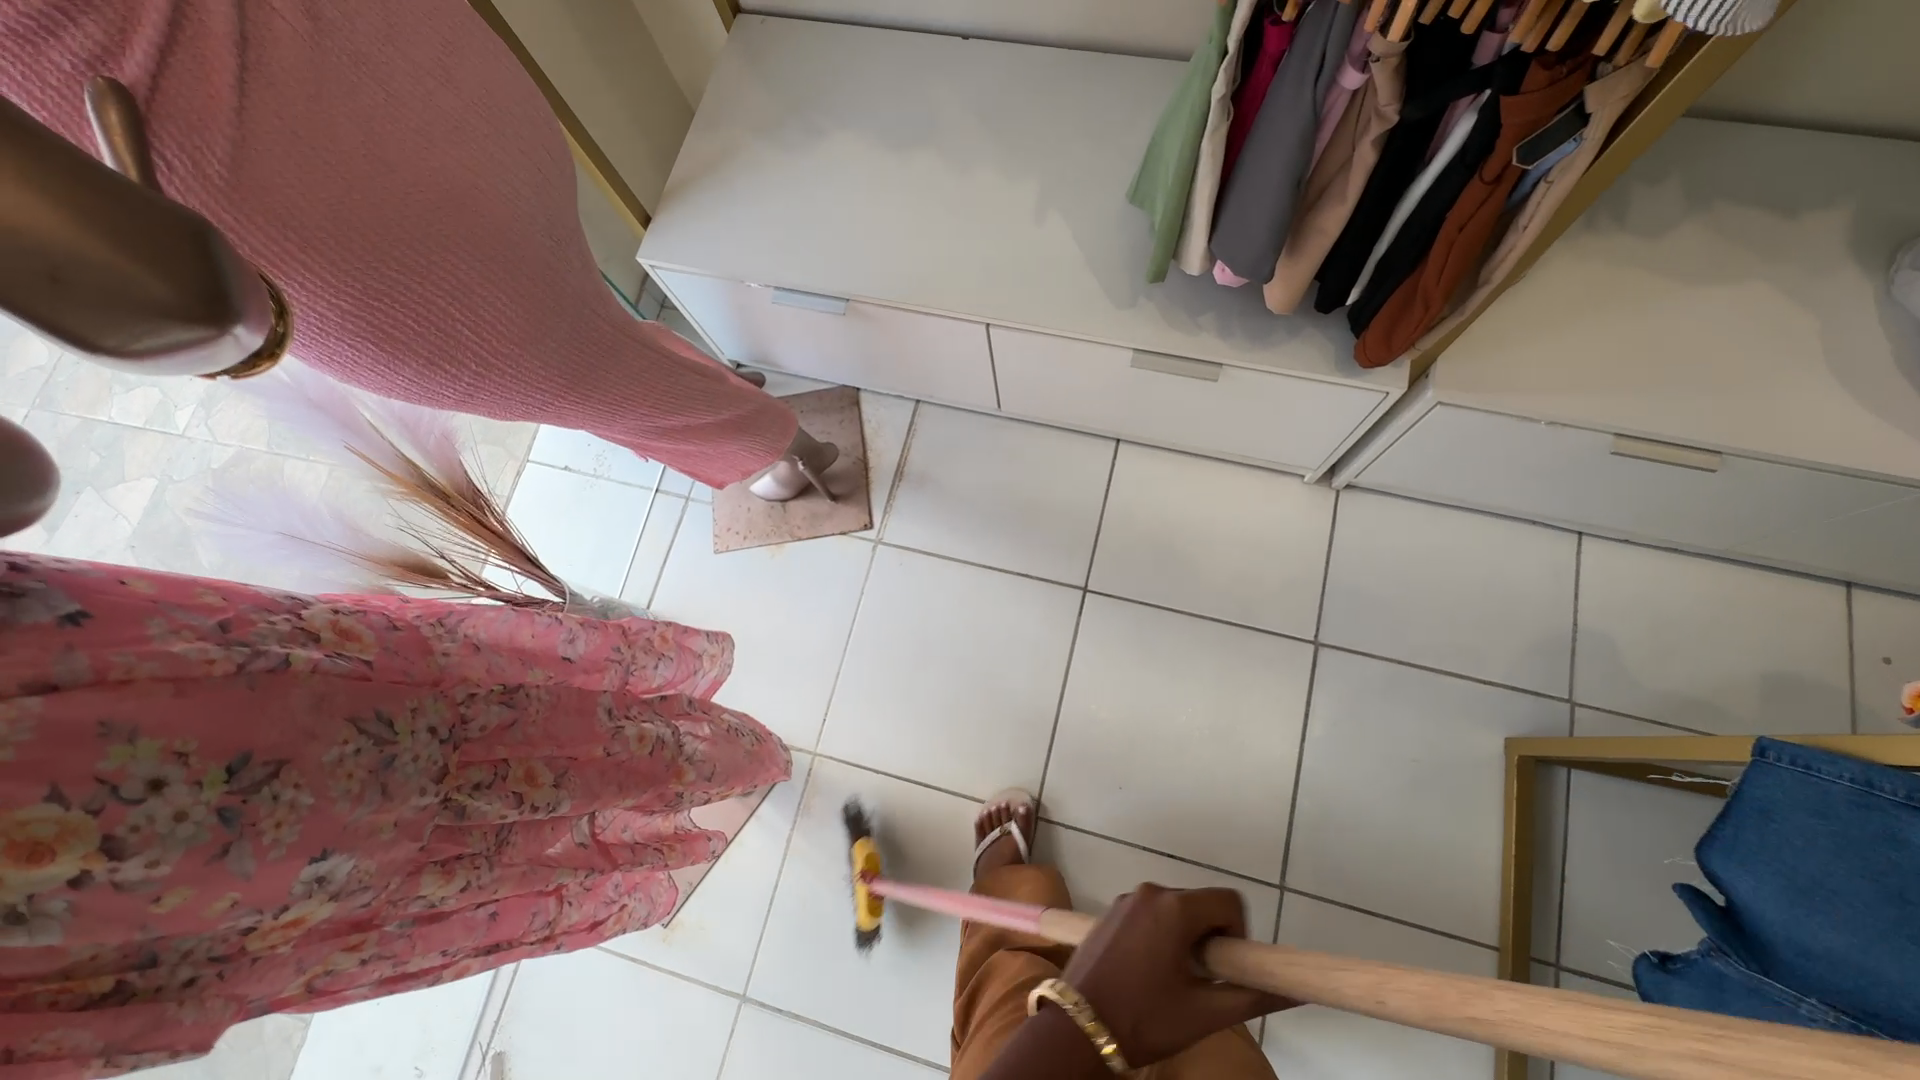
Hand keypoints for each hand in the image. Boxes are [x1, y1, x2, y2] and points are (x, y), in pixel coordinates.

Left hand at [1060, 884, 1295, 1066]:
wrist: (1077, 1027)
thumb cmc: (1144, 1019)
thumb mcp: (1205, 1014)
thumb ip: (1254, 996)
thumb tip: (1294, 991)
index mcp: (1174, 907)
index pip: (1228, 900)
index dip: (1239, 932)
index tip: (1227, 968)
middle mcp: (1150, 892)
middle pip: (1201, 904)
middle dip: (1211, 937)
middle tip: (1202, 980)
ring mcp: (1125, 901)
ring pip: (1175, 910)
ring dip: (1185, 938)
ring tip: (1174, 981)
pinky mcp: (1108, 913)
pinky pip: (1150, 915)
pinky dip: (1161, 936)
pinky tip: (1150, 974)